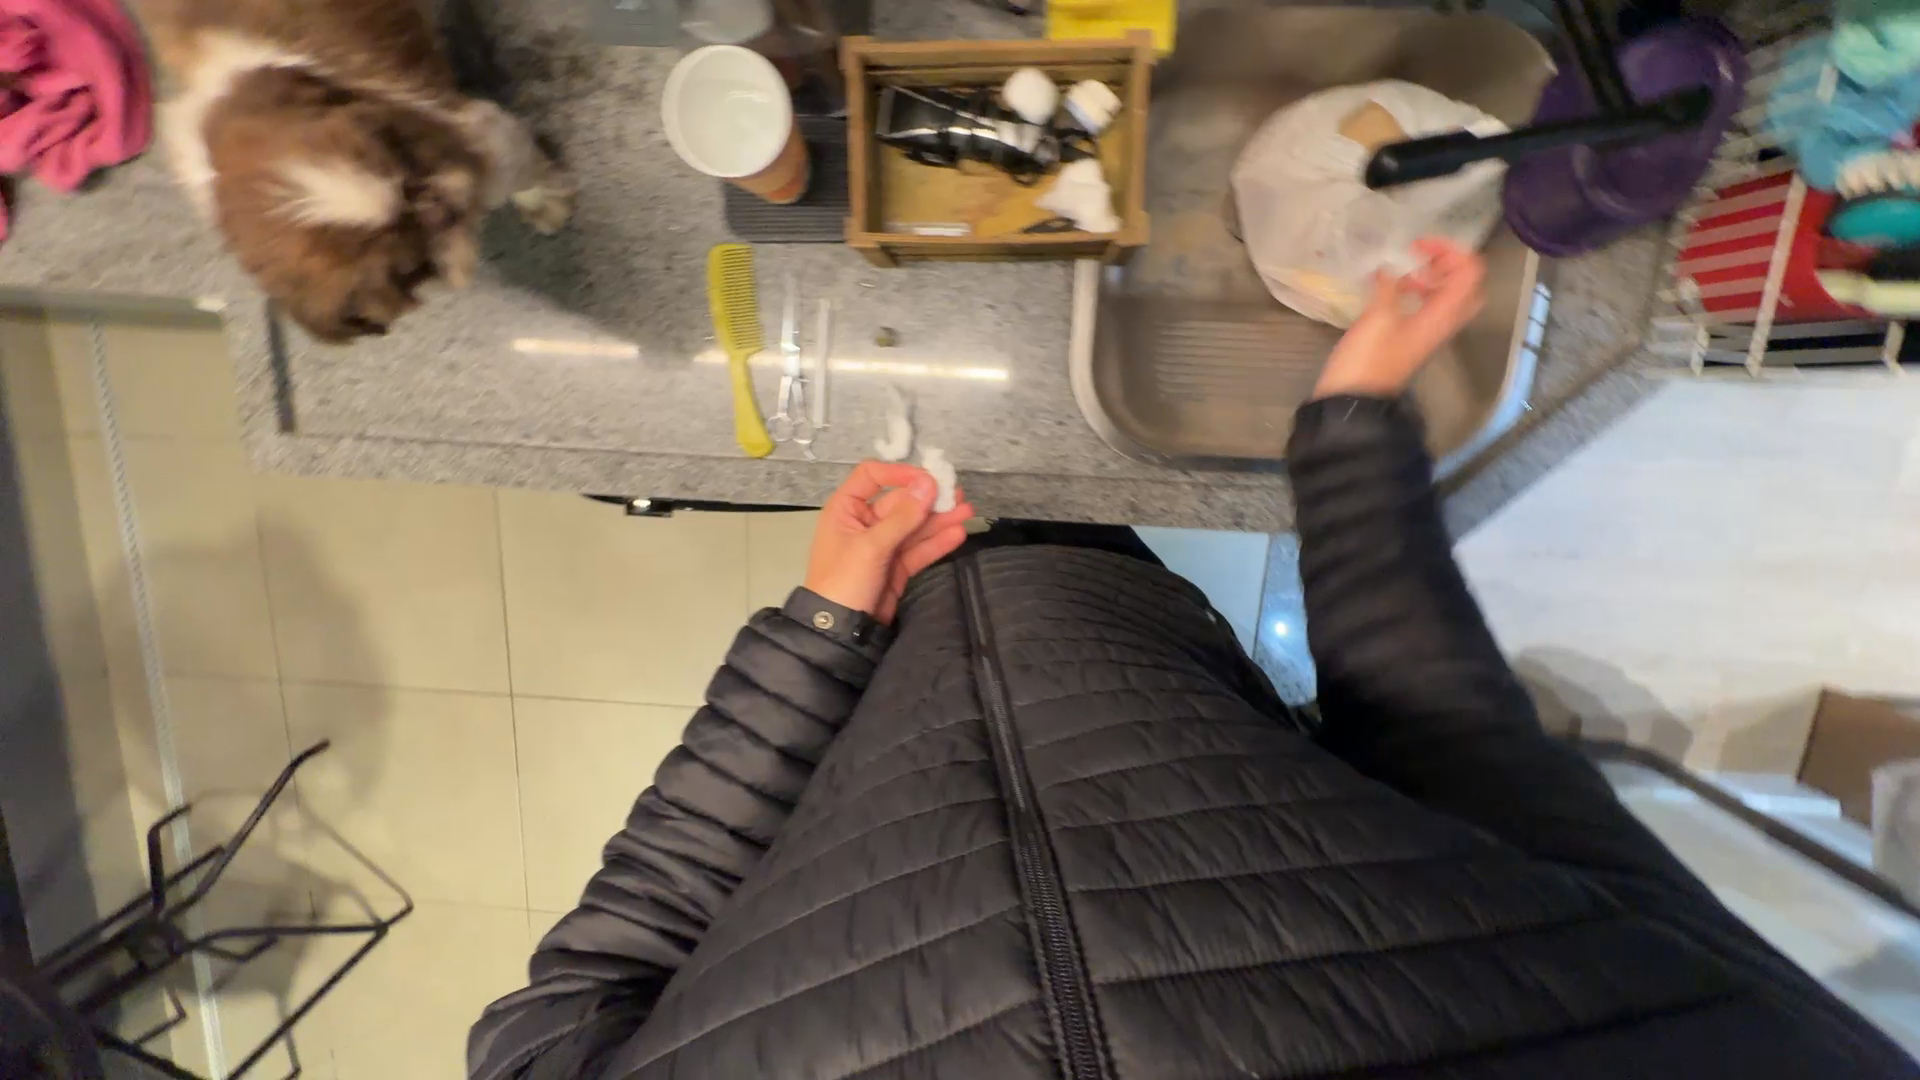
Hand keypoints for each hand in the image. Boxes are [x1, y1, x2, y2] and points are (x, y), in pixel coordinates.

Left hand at [804, 461, 975, 623]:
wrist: (840, 632)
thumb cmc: (845, 581)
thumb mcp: (871, 546)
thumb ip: (903, 516)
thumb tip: (929, 483)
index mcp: (846, 509)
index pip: (872, 477)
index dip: (899, 473)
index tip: (928, 478)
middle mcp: (864, 522)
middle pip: (900, 502)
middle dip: (929, 500)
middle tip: (958, 496)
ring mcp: (882, 546)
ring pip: (914, 527)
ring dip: (939, 520)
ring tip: (968, 512)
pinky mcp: (896, 567)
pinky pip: (918, 549)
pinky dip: (937, 542)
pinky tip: (958, 534)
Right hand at [1313, 236, 1486, 399]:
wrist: (1352, 401)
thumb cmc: (1366, 360)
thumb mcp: (1376, 319)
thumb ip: (1387, 288)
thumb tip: (1388, 269)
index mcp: (1442, 315)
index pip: (1468, 272)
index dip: (1450, 251)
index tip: (1417, 245)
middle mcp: (1443, 324)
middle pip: (1464, 285)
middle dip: (1446, 265)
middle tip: (1419, 258)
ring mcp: (1427, 334)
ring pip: (1446, 298)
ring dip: (1431, 279)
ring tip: (1404, 274)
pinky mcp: (1411, 342)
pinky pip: (1427, 311)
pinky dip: (1417, 296)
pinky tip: (1391, 294)